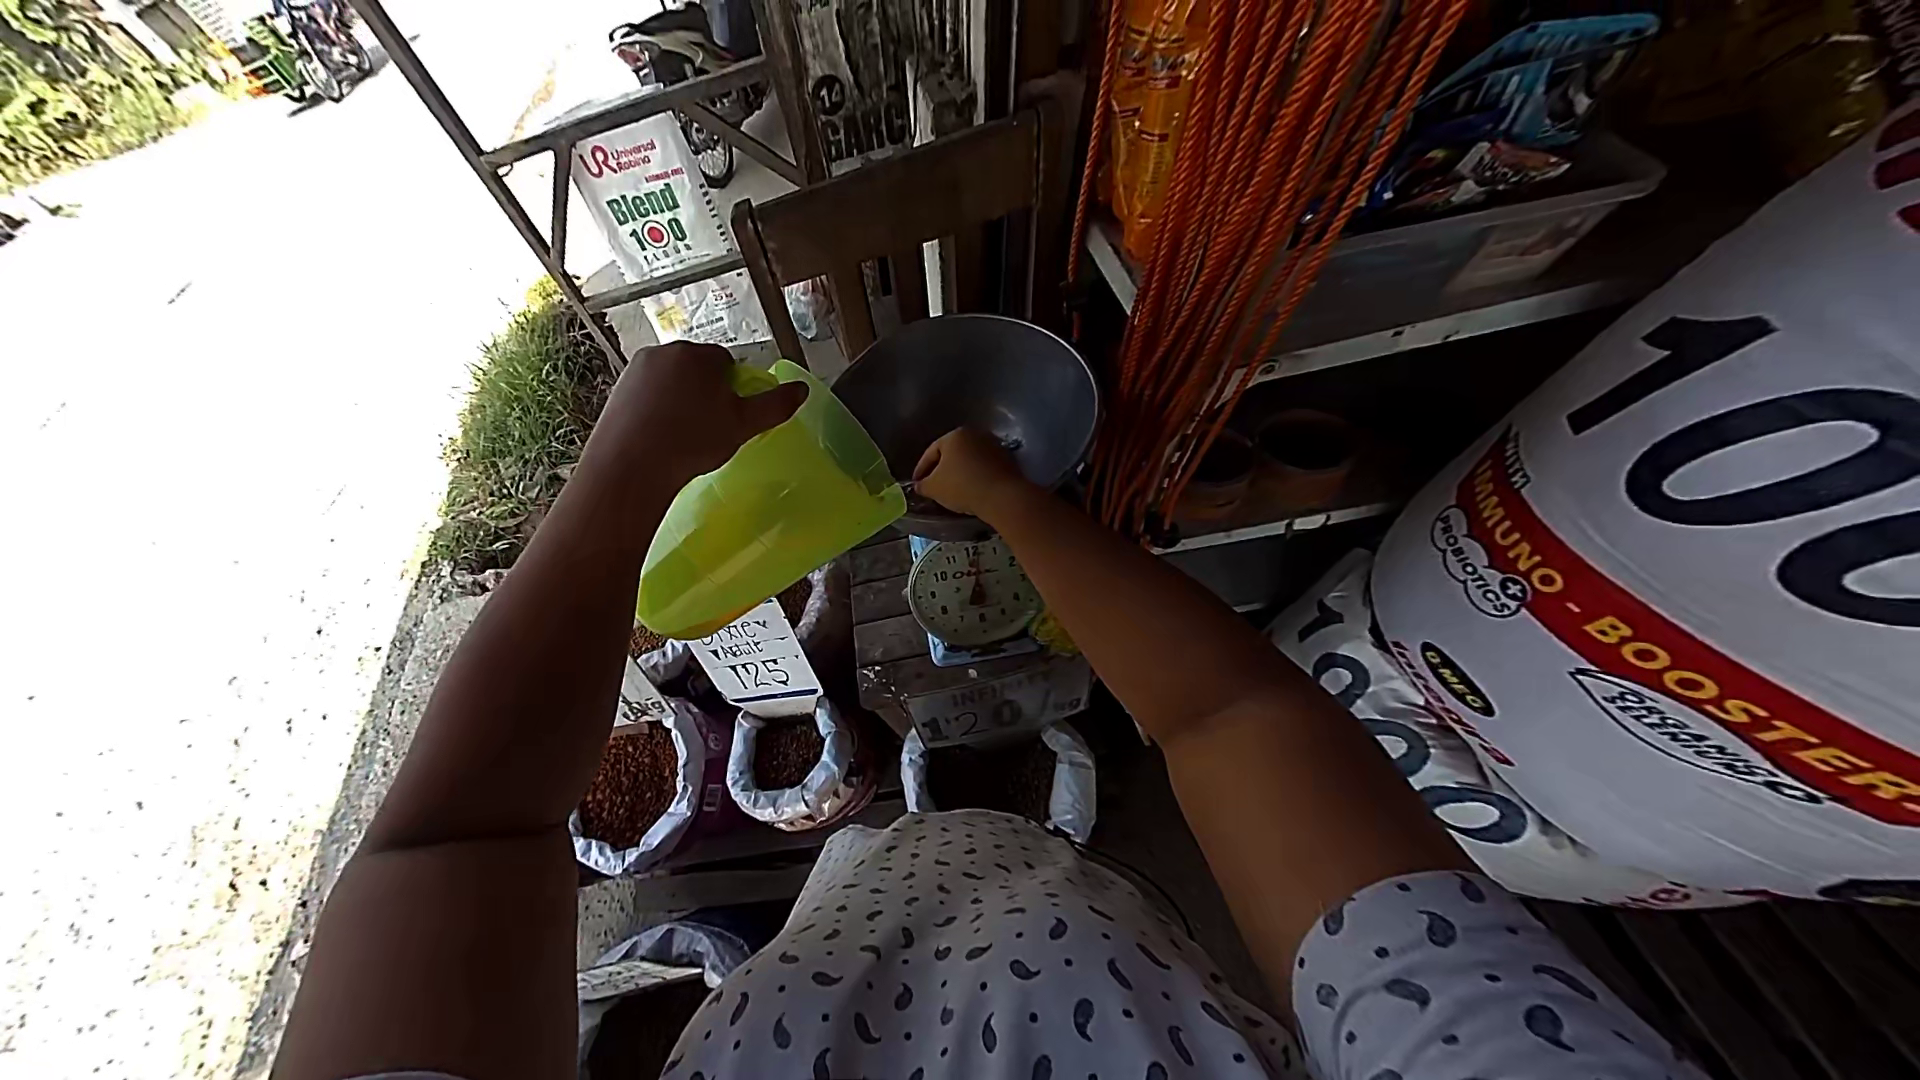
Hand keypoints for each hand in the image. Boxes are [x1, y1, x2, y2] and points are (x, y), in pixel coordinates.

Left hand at [582, 342, 808, 485]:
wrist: (631, 465)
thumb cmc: (692, 441)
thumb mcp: (744, 425)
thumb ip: (775, 405)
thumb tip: (802, 389)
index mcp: (699, 355)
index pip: (727, 362)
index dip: (734, 388)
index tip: (731, 414)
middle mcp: (665, 351)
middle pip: (698, 368)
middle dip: (707, 390)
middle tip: (711, 426)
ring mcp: (638, 369)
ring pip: (673, 380)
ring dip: (683, 399)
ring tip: (685, 433)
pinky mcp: (619, 388)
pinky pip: (650, 392)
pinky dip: (659, 408)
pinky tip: (662, 434)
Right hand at [911, 428, 1034, 522]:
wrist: (1002, 496)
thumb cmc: (962, 486)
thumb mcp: (934, 488)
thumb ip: (922, 485)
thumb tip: (919, 485)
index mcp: (955, 435)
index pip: (931, 452)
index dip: (921, 469)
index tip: (917, 484)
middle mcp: (975, 434)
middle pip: (951, 453)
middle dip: (941, 470)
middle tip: (933, 486)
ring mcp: (993, 445)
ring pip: (969, 460)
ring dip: (960, 473)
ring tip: (953, 490)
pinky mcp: (1007, 459)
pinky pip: (983, 467)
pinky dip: (975, 476)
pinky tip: (972, 490)